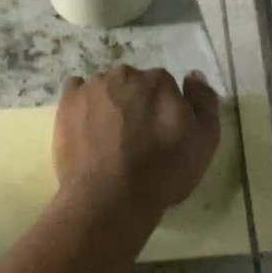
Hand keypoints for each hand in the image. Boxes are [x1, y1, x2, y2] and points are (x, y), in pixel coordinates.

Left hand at [52, 65, 221, 215]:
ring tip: (108, 138)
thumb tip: (194, 76)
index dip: (164, 110)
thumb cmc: (164, 171)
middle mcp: (125, 75)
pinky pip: (76, 91)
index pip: (164, 87)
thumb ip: (204, 102)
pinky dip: (82, 103)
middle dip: (136, 103)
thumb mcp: (205, 141)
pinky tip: (86, 125)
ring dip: (109, 104)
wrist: (111, 197)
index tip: (161, 133)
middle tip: (136, 137)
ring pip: (105, 88)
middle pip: (133, 84)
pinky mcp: (67, 103)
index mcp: (159, 81)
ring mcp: (92, 88)